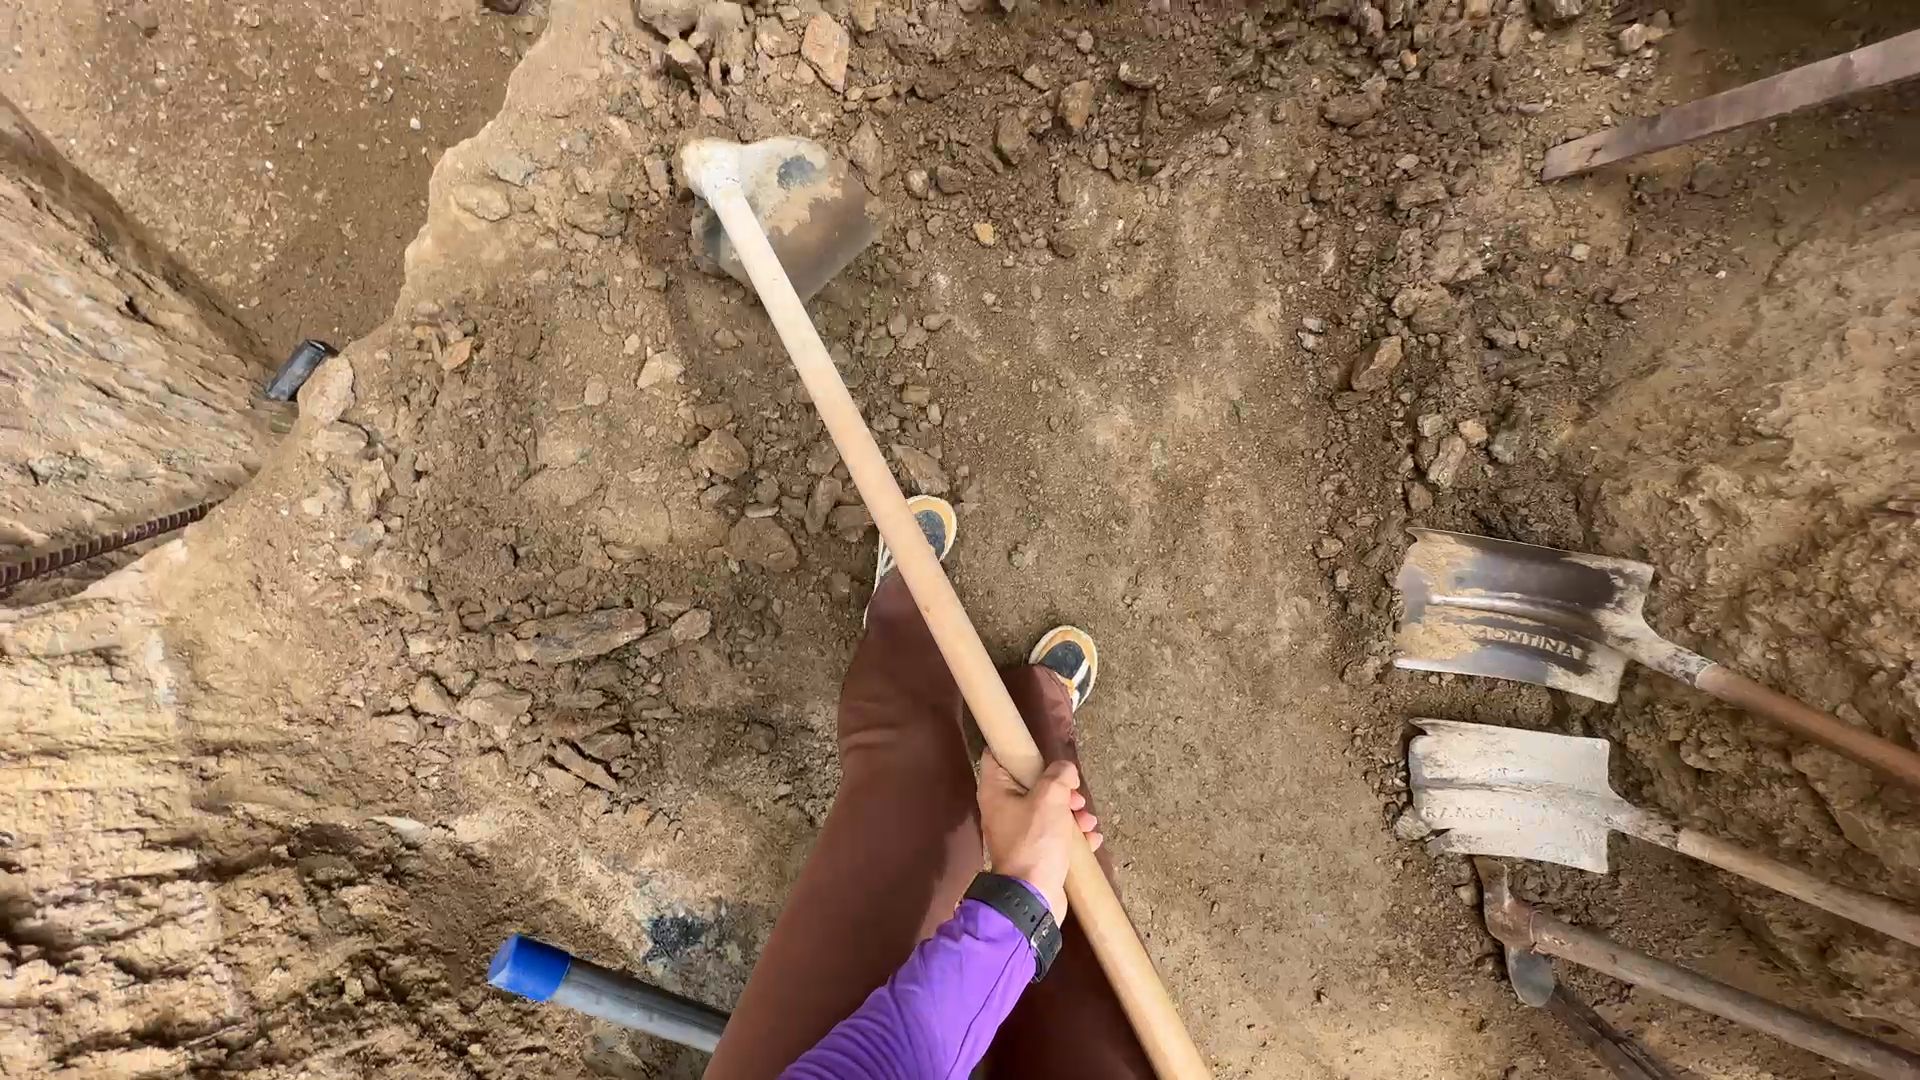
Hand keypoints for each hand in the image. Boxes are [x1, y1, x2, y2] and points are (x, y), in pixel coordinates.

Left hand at [977, 750, 1101, 919]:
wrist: (1034, 898)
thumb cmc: (1036, 841)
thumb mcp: (1050, 798)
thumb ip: (1059, 776)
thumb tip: (1065, 770)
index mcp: (996, 790)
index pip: (998, 754)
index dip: (1019, 747)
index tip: (1043, 750)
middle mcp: (1002, 808)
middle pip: (1032, 783)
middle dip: (1059, 787)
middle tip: (1075, 796)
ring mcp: (1018, 832)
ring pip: (1047, 809)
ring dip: (1071, 812)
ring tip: (1087, 820)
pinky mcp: (1034, 852)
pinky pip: (1054, 834)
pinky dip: (1072, 834)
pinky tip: (1091, 838)